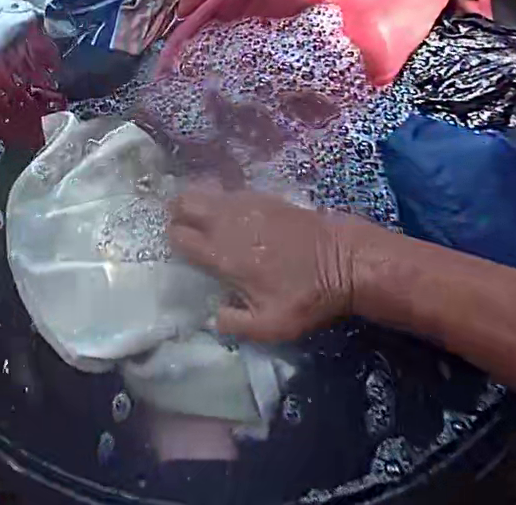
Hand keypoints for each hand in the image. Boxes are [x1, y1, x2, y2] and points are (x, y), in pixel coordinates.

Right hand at [168, 189, 370, 341]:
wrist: (342, 258)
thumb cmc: (306, 294)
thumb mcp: (271, 326)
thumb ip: (235, 324)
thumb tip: (213, 317)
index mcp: (223, 254)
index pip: (180, 236)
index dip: (174, 240)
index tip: (178, 249)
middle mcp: (227, 222)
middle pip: (185, 203)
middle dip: (177, 212)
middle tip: (181, 225)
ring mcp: (245, 203)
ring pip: (205, 191)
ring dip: (197, 201)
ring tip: (198, 216)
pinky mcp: (263, 196)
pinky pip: (229, 190)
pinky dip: (220, 197)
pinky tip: (228, 211)